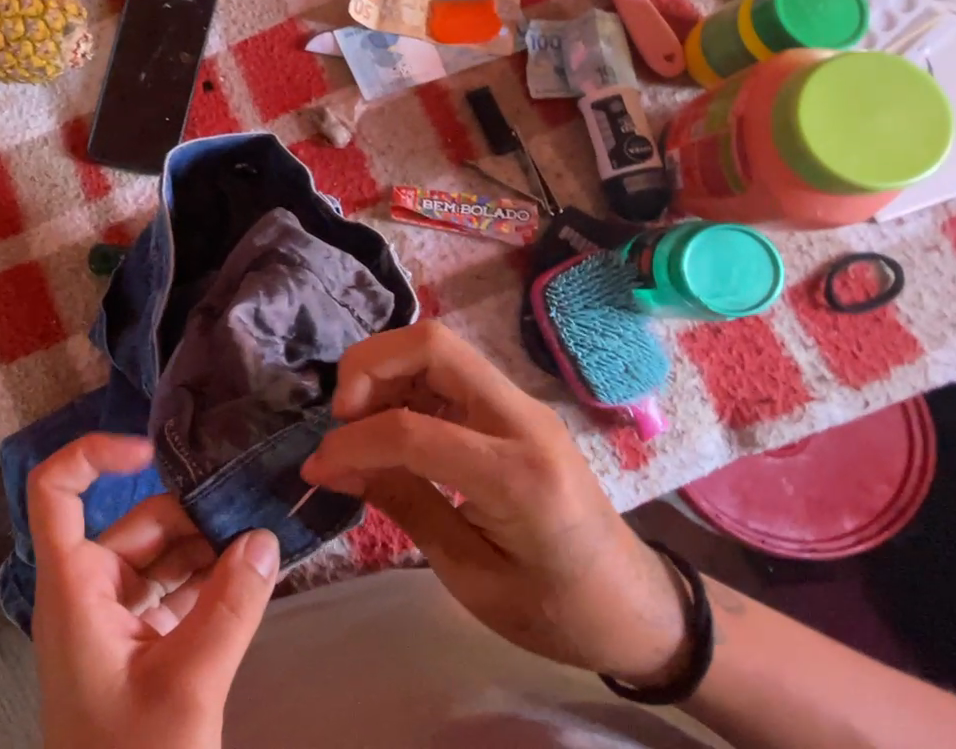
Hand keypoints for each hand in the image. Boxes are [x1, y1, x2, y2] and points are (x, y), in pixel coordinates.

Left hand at [29, 434, 280, 748]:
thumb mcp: (188, 685)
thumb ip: (230, 609)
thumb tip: (265, 540)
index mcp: (72, 589)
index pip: (55, 494)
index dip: (91, 457)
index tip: (151, 451)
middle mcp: (87, 592)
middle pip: (133, 526)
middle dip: (191, 518)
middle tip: (255, 512)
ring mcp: (113, 619)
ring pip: (160, 559)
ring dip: (209, 551)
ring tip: (265, 541)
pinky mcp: (139, 646)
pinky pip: (174, 595)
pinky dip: (210, 585)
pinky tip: (253, 578)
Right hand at [300, 322, 689, 684]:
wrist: (637, 608)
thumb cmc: (555, 609)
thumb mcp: (470, 574)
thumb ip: (402, 504)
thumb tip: (331, 466)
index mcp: (517, 476)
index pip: (412, 430)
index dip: (351, 442)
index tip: (318, 466)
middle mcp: (522, 421)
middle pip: (431, 345)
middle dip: (366, 368)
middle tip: (340, 417)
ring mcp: (520, 406)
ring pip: (435, 347)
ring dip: (381, 371)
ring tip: (356, 422)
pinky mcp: (511, 408)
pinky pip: (445, 370)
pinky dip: (402, 383)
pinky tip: (385, 424)